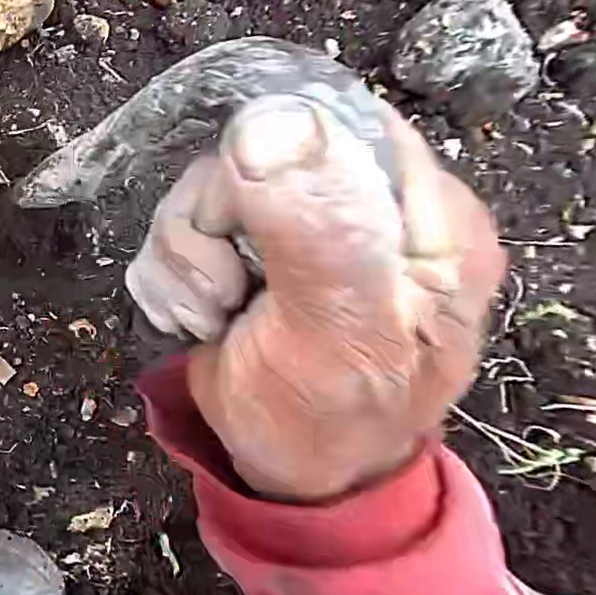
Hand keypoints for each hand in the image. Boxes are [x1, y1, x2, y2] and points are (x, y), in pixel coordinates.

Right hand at [126, 97, 506, 501]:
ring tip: (215, 316)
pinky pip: (178, 223)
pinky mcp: (243, 245)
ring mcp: (295, 222)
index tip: (255, 225)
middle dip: (220, 224)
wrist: (281, 474)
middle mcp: (360, 203)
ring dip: (188, 258)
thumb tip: (270, 120)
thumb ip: (320, 231)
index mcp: (423, 214)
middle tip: (234, 290)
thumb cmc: (329, 420)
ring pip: (204, 186)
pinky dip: (172, 273)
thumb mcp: (338, 333)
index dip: (284, 157)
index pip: (346, 123)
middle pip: (257, 149)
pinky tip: (200, 317)